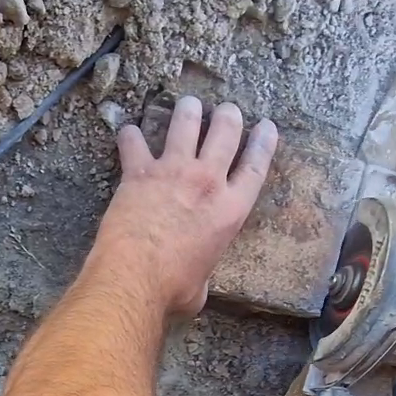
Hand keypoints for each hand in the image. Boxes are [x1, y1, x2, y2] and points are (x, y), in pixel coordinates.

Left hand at [86, 96, 277, 317]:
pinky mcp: (140, 173)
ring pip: (186, 122)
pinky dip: (130, 135)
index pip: (256, 167)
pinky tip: (128, 132)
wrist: (135, 279)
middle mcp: (207, 183)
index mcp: (230, 211)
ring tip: (187, 106)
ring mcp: (173, 172)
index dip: (264, 143)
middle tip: (226, 111)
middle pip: (226, 132)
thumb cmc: (171, 290)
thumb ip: (202, 275)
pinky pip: (134, 142)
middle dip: (229, 116)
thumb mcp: (200, 287)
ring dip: (188, 110)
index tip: (266, 126)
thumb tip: (194, 286)